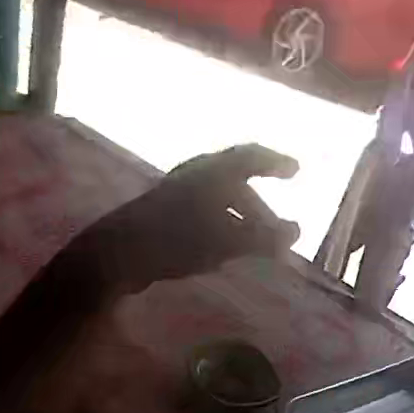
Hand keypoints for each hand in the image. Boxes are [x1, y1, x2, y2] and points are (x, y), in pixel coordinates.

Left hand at [74, 144, 299, 295]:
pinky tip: (218, 255)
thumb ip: (262, 237)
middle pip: (236, 187)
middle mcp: (195, 176)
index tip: (296, 172)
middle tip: (275, 235)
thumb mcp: (225, 240)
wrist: (117, 254)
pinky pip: (201, 218)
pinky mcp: (161, 217)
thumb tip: (296, 232)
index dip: (276, 163)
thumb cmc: (175, 240)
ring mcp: (175, 196)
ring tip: (251, 248)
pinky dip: (218, 230)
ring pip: (218, 204)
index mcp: (213, 171)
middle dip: (259, 211)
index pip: (251, 157)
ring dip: (238, 222)